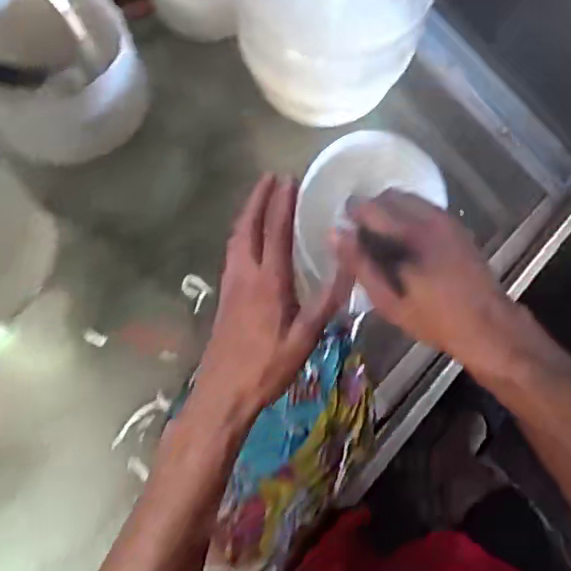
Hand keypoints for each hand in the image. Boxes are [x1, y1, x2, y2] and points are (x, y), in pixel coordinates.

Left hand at [193, 174, 352, 419]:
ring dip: (248, 211)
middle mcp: (246, 274)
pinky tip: (246, 235)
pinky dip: (241, 230)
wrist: (221, 394)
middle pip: (249, 225)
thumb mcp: (304, 339)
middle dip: (259, 198)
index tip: (289, 179)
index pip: (275, 232)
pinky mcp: (225, 294)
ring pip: (237, 236)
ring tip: (258, 196)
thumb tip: (348, 266)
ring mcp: (231, 283)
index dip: (282, 203)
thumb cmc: (266, 368)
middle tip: (270, 176)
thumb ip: (325, 302)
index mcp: (269, 282)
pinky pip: (233, 249)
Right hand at [339, 190, 530, 373]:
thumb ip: (360, 264)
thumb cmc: (435, 318)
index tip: (343, 223)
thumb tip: (336, 234)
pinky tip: (406, 240)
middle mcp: (430, 217)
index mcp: (411, 233)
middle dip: (372, 208)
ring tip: (382, 237)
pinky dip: (409, 214)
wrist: (487, 325)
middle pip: (391, 196)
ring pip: (409, 199)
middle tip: (361, 232)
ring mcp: (447, 219)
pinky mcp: (457, 226)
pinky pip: (425, 208)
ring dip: (391, 209)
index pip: (372, 207)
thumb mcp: (389, 300)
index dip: (353, 211)